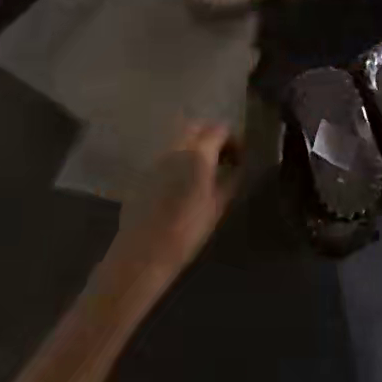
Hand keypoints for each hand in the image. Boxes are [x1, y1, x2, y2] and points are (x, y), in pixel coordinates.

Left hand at [112, 124, 241, 275]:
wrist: (142, 255)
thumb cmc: (187, 231)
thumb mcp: (219, 206)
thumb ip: (231, 180)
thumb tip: (238, 167)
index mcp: (198, 154)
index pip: (220, 130)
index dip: (234, 141)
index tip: (239, 159)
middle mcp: (176, 149)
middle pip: (197, 127)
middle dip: (212, 135)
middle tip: (222, 156)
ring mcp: (156, 160)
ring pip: (179, 139)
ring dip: (195, 145)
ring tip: (204, 168)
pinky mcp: (144, 173)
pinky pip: (166, 155)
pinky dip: (179, 158)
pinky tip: (183, 181)